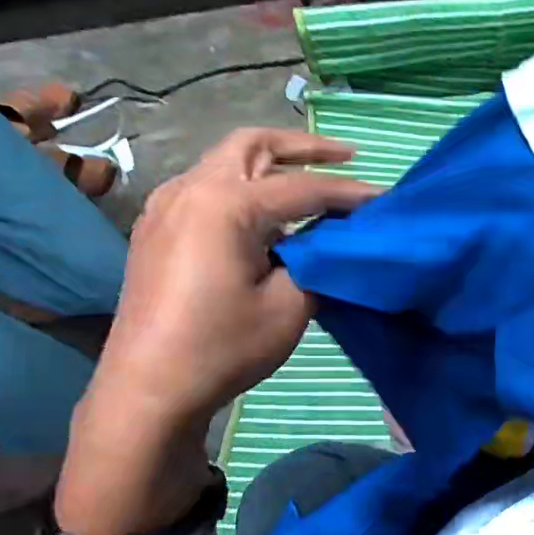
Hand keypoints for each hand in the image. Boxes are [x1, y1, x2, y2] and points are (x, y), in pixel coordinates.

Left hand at [58, 128, 376, 533]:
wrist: (148, 389)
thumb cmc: (222, 347)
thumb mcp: (289, 305)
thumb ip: (317, 258)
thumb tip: (330, 238)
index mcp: (224, 203)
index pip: (301, 187)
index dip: (348, 192)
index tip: (385, 197)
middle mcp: (190, 189)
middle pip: (252, 145)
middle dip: (303, 147)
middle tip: (346, 156)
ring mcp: (165, 206)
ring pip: (225, 162)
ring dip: (270, 164)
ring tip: (309, 184)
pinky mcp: (155, 229)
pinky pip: (205, 187)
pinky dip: (242, 186)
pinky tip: (262, 215)